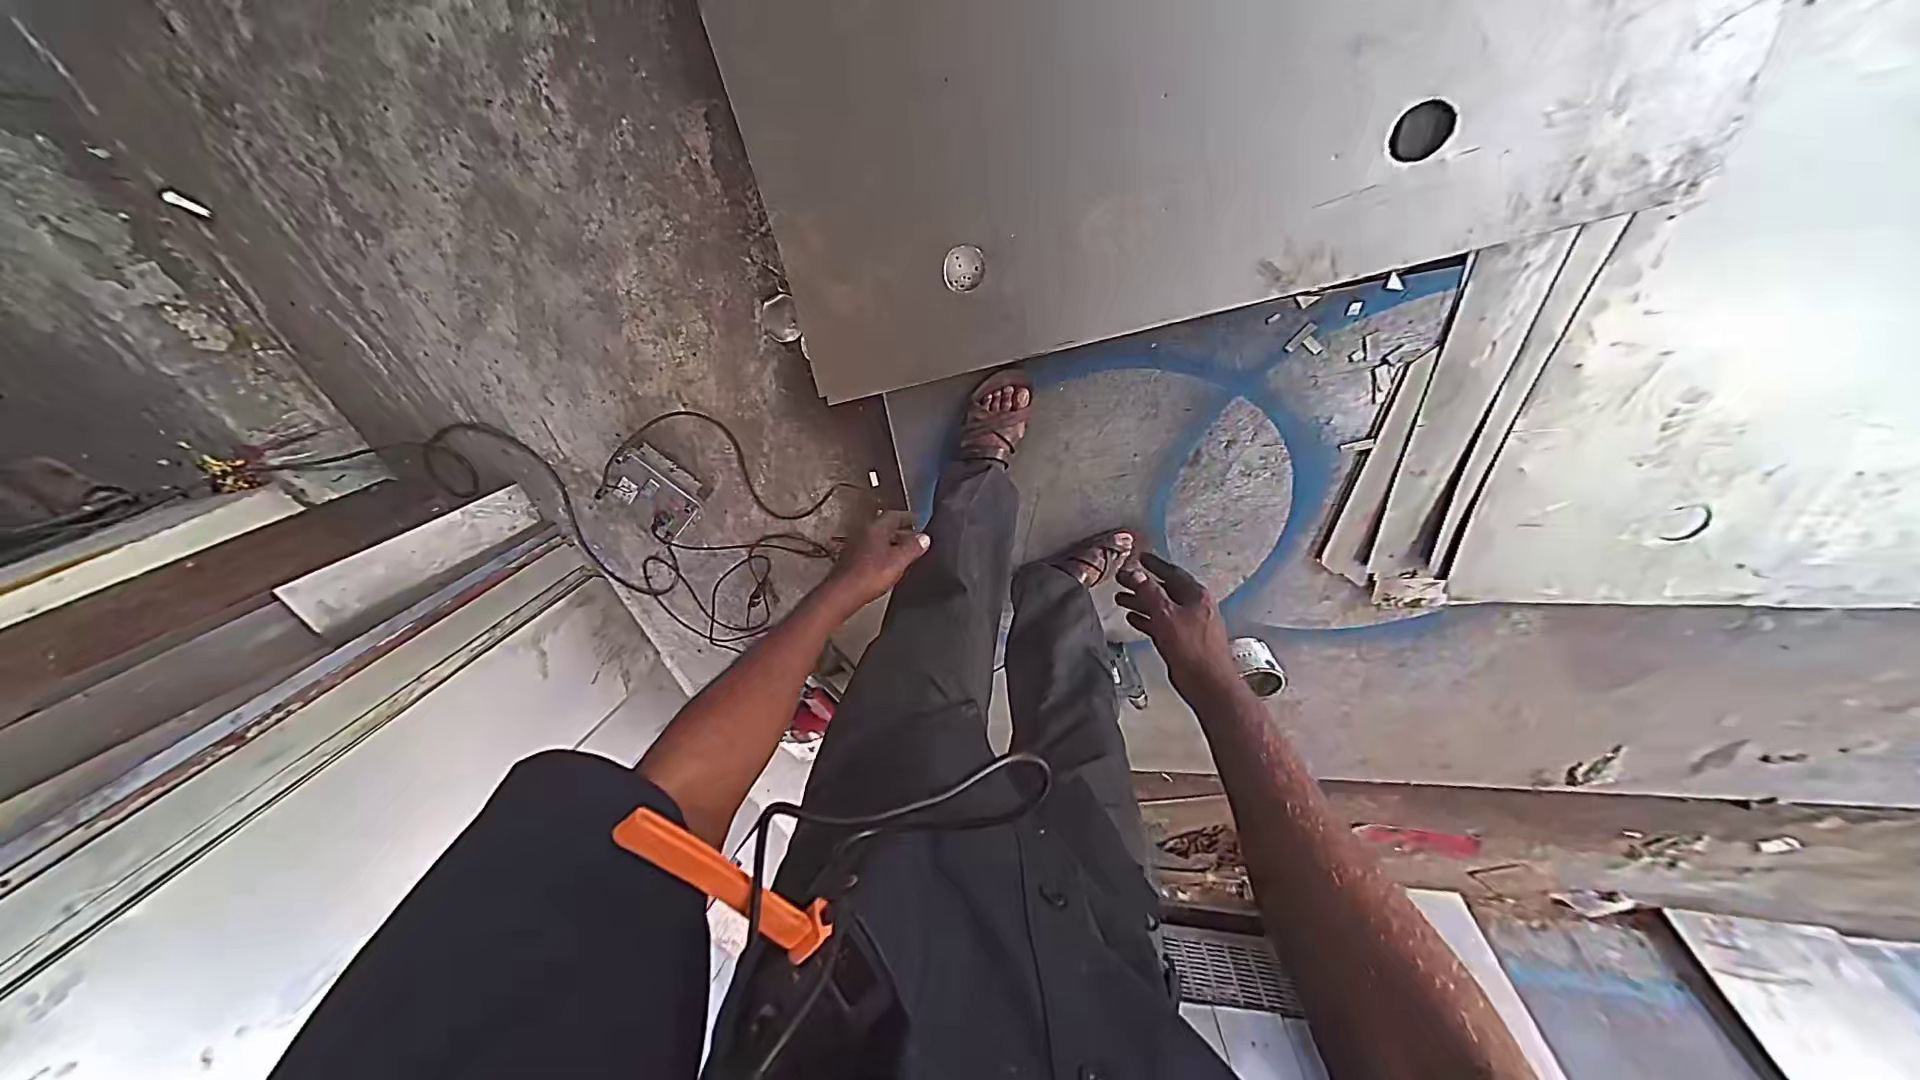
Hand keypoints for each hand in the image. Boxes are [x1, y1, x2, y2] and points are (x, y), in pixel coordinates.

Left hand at [820, 511, 928, 613]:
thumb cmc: (868, 575)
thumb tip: (924, 539)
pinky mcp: (850, 558)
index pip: (895, 515)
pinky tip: (886, 563)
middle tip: (913, 537)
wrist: (844, 592)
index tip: (918, 521)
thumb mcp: (899, 561)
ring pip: (877, 538)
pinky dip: (880, 552)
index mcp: (876, 528)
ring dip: (890, 542)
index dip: (909, 518)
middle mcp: (863, 532)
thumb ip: (913, 548)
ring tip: (902, 551)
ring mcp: (855, 545)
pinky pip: (869, 550)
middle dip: (900, 531)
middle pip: (885, 526)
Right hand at [1117, 552, 1238, 697]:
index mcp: (1196, 596)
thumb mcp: (1166, 615)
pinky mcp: (1184, 641)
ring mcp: (1190, 625)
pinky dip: (1147, 619)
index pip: (1171, 572)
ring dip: (1141, 602)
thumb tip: (1136, 575)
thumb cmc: (1195, 652)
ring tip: (1123, 598)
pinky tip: (1135, 619)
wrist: (1208, 683)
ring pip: (1161, 607)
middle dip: (1143, 585)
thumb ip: (1149, 593)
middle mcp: (1195, 608)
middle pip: (1165, 589)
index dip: (1154, 564)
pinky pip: (1162, 623)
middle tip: (1125, 579)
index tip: (1141, 558)